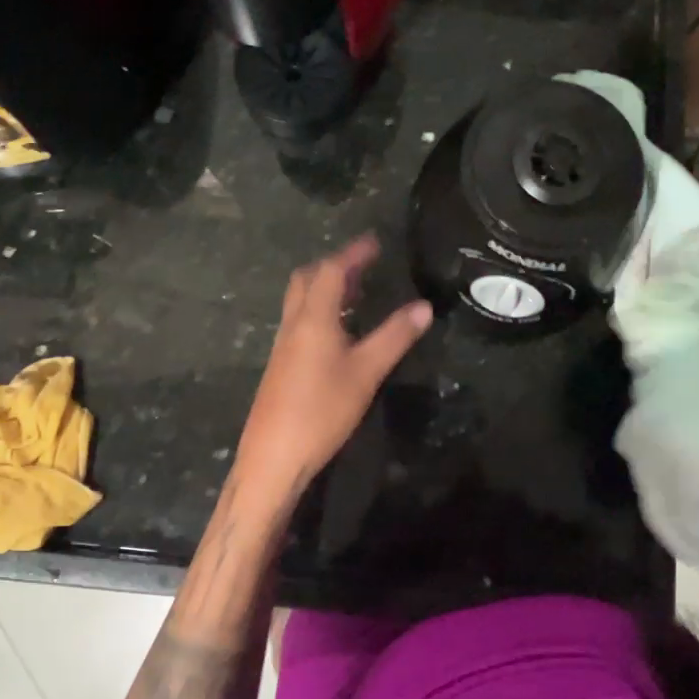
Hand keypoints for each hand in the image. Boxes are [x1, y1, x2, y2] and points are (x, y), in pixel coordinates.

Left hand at [235, 235, 431, 496]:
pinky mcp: (280, 364)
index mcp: (313, 318)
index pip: (332, 271)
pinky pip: (299, 321)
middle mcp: (293, 323)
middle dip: (335, 265)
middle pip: (308, 279)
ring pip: (301, 301)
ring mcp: (283, 344)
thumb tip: (424, 307)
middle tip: (363, 265)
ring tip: (356, 292)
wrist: (273, 456)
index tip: (375, 242)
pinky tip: (338, 332)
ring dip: (325, 288)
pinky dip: (319, 310)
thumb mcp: (366, 372)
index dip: (354, 253)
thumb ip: (394, 337)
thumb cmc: (321, 410)